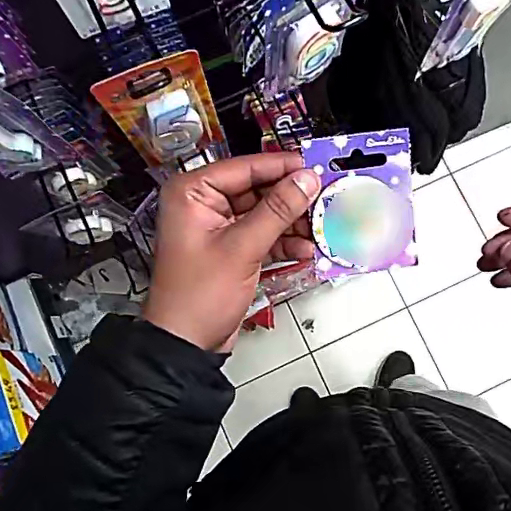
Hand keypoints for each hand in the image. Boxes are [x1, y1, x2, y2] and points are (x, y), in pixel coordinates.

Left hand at [142, 153, 320, 352]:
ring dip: (292, 223)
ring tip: (318, 227)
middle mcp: (203, 206)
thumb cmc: (194, 298)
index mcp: (192, 193)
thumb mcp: (243, 247)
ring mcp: (218, 229)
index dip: (282, 168)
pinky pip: (264, 235)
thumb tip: (304, 181)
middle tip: (322, 200)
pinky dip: (284, 241)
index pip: (245, 167)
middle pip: (258, 190)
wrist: (187, 342)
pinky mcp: (232, 249)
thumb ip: (277, 210)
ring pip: (265, 213)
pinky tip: (304, 248)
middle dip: (292, 199)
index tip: (313, 168)